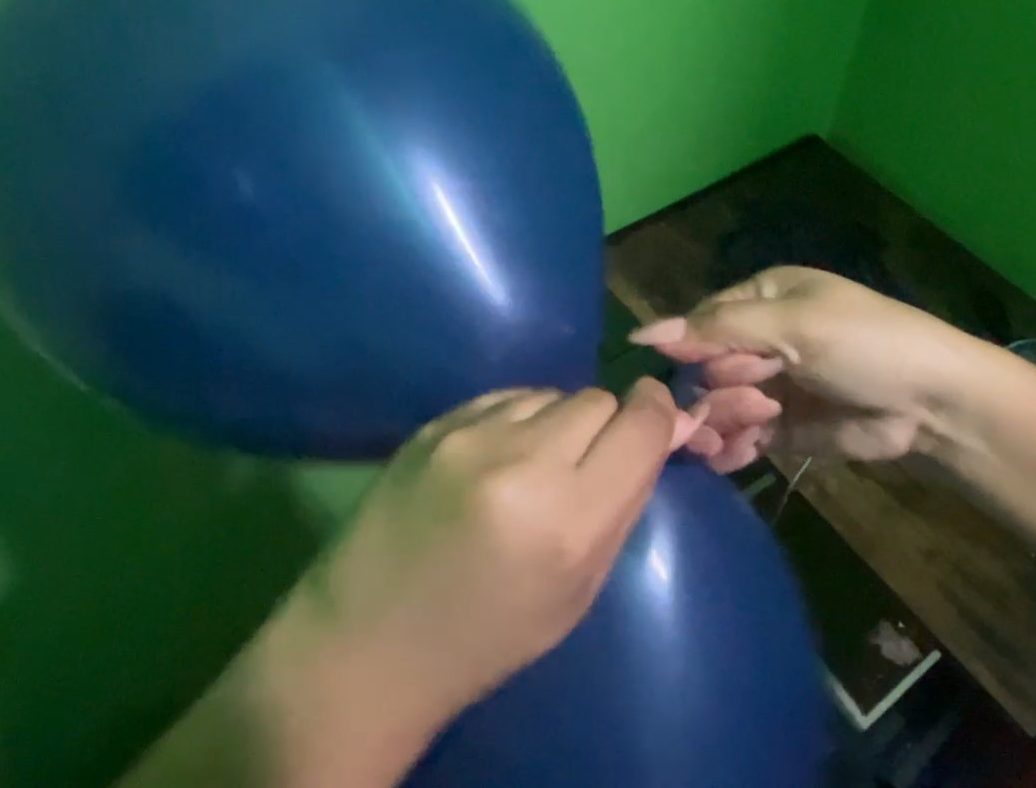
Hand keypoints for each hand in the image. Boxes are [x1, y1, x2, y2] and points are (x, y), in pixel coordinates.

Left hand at [258, 380, 699, 784]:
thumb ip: (627, 501)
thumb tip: (667, 427)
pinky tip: (497, 460)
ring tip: (533, 467)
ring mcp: (468, 437)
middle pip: (598, 400)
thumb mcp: (581, 588)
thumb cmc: (491, 634)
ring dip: (559, 422)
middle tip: (586, 465)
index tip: (655, 422)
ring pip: (552, 393)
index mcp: (567, 519)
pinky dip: (517, 420)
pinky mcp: (432, 426)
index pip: (641, 424)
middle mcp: (520, 462)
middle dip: (607, 425)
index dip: (657, 415)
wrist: (369, 643)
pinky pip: (505, 397)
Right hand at [630, 266, 979, 471]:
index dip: (695, 349)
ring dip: (721, 421)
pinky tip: (730, 456)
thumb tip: (642, 334)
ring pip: (717, 405)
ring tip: (747, 432)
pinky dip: (729, 449)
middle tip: (755, 400)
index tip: (706, 371)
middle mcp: (761, 338)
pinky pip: (738, 438)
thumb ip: (718, 330)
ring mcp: (771, 386)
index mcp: (763, 296)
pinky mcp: (781, 429)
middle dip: (717, 388)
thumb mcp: (793, 324)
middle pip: (705, 368)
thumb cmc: (866, 343)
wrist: (932, 402)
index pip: (701, 322)